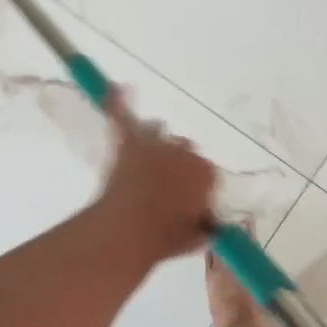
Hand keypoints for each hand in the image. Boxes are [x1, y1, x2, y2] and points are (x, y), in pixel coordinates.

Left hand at [92, 90, 216, 260]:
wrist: (126, 231)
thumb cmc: (164, 238)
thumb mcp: (195, 238)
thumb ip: (204, 225)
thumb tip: (207, 222)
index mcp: (207, 175)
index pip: (208, 175)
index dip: (196, 189)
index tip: (186, 203)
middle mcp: (185, 151)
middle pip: (186, 150)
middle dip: (177, 166)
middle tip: (163, 189)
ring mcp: (154, 143)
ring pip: (160, 132)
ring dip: (156, 144)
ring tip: (146, 162)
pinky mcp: (126, 142)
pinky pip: (122, 114)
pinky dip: (118, 102)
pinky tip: (118, 87)